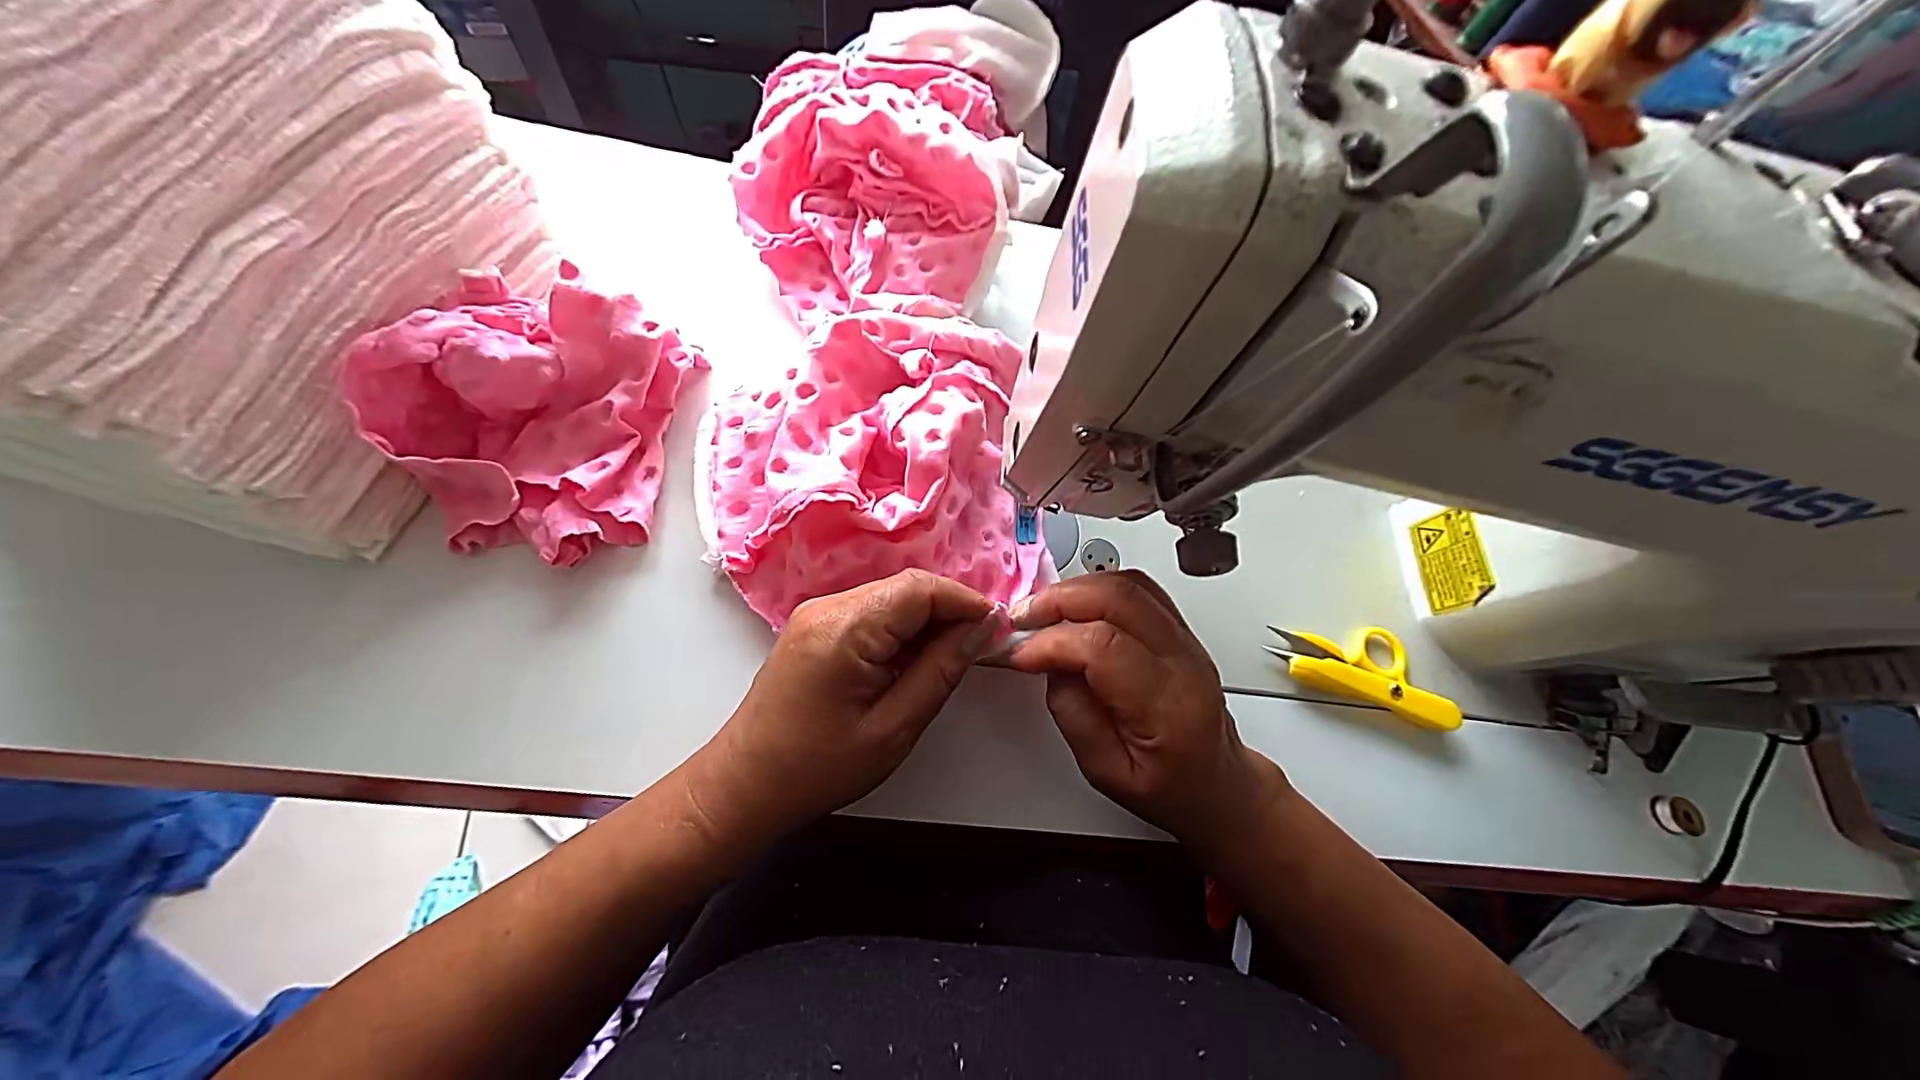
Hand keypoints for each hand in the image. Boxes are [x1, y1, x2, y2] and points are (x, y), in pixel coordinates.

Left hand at [686, 569, 1004, 845]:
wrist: (744, 786)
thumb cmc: (815, 769)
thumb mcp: (893, 728)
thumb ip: (942, 670)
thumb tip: (981, 630)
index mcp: (844, 629)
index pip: (921, 589)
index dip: (967, 601)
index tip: (997, 627)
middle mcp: (827, 608)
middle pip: (906, 588)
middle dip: (950, 611)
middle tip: (981, 646)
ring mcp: (817, 615)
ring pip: (891, 598)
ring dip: (927, 622)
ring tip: (952, 657)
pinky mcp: (815, 628)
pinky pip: (872, 613)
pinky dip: (902, 631)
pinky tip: (916, 661)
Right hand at [1007, 570, 1286, 847]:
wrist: (1215, 781)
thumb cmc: (1169, 786)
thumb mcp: (1106, 771)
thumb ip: (1073, 714)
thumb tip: (1048, 663)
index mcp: (1168, 706)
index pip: (1104, 646)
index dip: (1052, 642)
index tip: (1021, 653)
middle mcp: (1183, 662)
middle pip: (1120, 598)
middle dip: (1059, 600)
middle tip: (1023, 618)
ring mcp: (1186, 640)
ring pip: (1129, 584)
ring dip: (1075, 590)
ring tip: (1042, 612)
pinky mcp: (1179, 629)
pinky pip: (1138, 588)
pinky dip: (1096, 588)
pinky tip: (1072, 607)